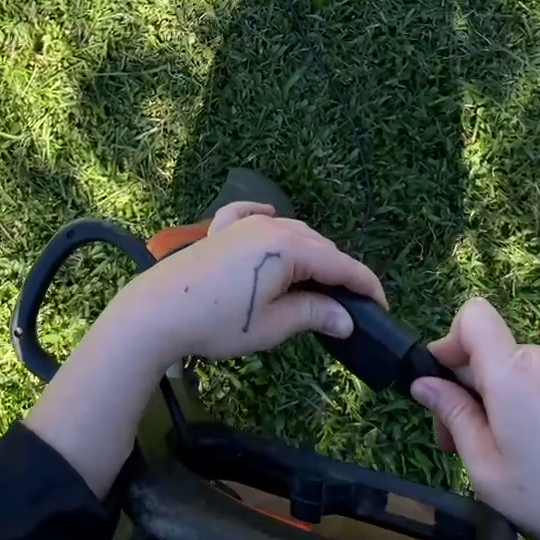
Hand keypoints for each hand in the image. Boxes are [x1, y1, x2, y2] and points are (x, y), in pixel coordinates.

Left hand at [25, 203, 384, 497]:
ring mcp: (242, 224)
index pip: (339, 264)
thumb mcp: (273, 325)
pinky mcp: (218, 231)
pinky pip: (249, 215)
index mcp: (288, 247)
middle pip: (318, 245)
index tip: (382, 307)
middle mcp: (270, 226)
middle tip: (351, 303)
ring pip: (289, 230)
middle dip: (338, 271)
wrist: (158, 311)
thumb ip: (314, 314)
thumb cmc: (217, 322)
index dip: (365, 285)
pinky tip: (268, 216)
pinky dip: (264, 217)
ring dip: (309, 251)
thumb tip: (347, 317)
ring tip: (319, 279)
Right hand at [409, 298, 539, 539]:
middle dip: (461, 389)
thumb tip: (422, 382)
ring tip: (493, 461)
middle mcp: (537, 362)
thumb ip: (452, 416)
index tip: (441, 388)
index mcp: (511, 371)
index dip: (448, 341)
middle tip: (455, 447)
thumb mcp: (486, 468)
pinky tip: (525, 461)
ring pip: (504, 373)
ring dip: (486, 405)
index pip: (472, 314)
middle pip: (483, 351)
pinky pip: (529, 387)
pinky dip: (514, 412)